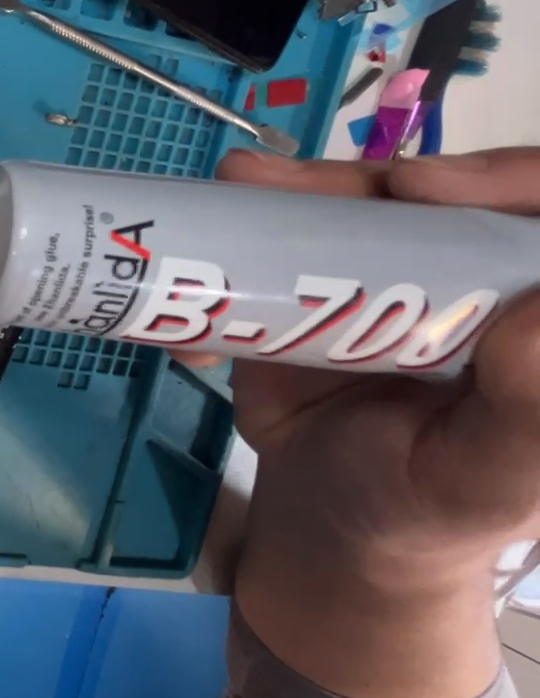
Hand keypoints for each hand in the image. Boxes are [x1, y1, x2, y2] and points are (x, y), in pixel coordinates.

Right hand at [216, 148, 539, 697]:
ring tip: (219, 195)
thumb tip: (536, 310)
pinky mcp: (296, 293)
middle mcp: (461, 280)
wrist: (323, 521)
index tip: (412, 187)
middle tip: (263, 181)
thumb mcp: (489, 476)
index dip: (499, 177)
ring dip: (271, 198)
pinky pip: (257, 252)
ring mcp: (372, 281)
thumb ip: (528, 412)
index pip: (535, 213)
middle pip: (420, 197)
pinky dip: (211, 260)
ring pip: (336, 210)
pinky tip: (191, 301)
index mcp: (522, 309)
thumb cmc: (424, 504)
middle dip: (344, 178)